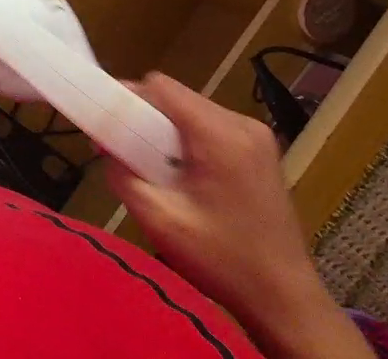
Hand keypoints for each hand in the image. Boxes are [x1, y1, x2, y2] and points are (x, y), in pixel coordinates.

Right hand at [106, 75, 372, 358]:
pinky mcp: (260, 152)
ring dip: (165, 130)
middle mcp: (242, 126)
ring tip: (151, 166)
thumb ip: (122, 173)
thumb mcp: (159, 218)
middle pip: (176, 97)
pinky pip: (209, 126)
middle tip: (123, 150)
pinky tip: (181, 174)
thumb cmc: (222, 259)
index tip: (105, 122)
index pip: (160, 87)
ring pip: (191, 110)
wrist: (285, 300)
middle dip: (144, 117)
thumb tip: (102, 143)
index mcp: (220, 135)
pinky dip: (186, 140)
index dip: (127, 97)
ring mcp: (257, 138)